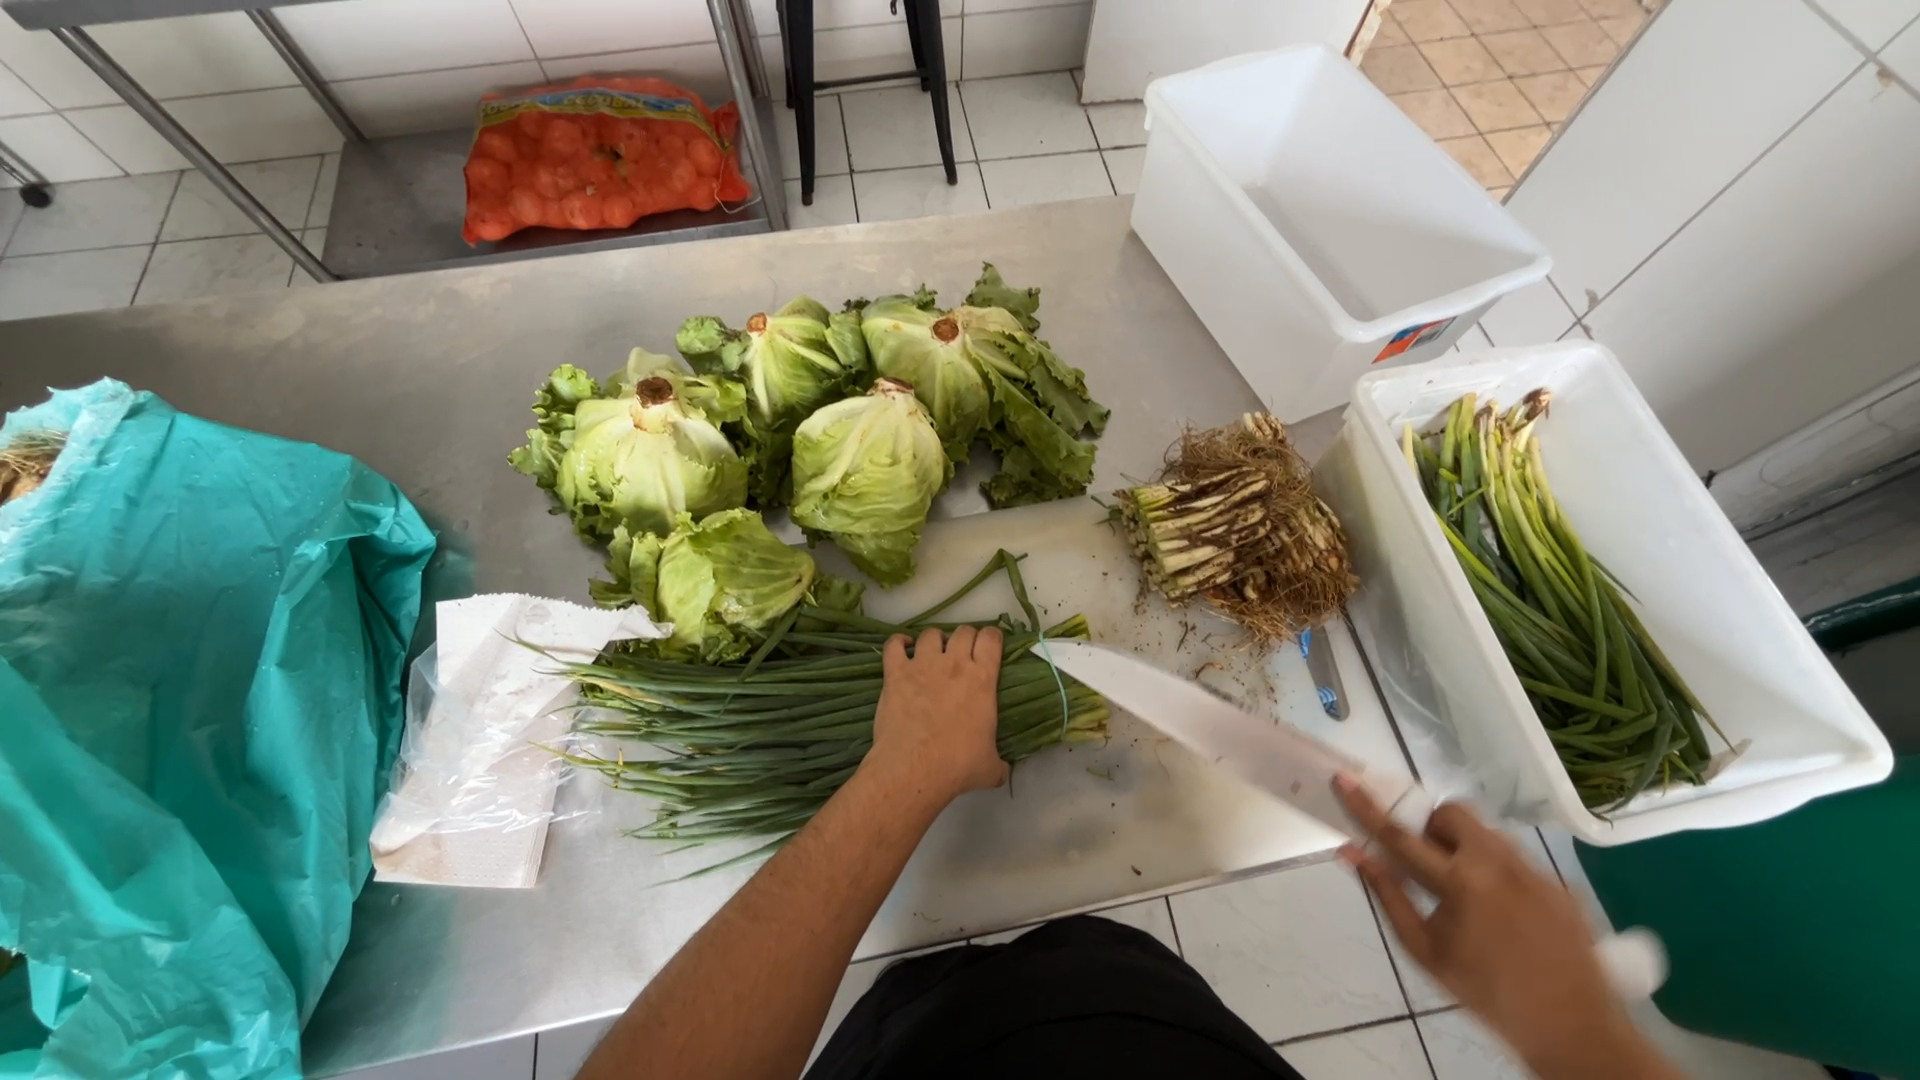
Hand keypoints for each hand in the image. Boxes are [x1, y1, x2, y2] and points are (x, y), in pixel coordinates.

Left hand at [864, 626, 1008, 810]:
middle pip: (963, 631)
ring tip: (933, 653)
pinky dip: (898, 643)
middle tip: (963, 653)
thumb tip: (1003, 771)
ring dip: (934, 640)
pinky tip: (901, 649)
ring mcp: (922, 665)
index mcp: (982, 680)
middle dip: (966, 637)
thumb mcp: (990, 767)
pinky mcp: (895, 673)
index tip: (990, 646)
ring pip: (930, 634)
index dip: (992, 637)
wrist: (914, 768)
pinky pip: (893, 645)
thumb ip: (999, 763)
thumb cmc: (958, 766)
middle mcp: (954, 664)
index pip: (991, 639)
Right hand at [1332, 776, 1676, 1079]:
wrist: (1574, 1030)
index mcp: (1460, 883)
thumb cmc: (1485, 991)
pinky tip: (1501, 910)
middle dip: (1431, 824)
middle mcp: (1499, 865)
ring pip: (1486, 832)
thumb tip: (1352, 853)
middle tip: (1425, 856)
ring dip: (1463, 845)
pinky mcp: (1559, 884)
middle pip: (1452, 813)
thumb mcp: (1424, 949)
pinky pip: (1515, 859)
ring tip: (1463, 888)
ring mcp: (1535, 872)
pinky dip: (1495, 869)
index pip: (1400, 835)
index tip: (1345, 779)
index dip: (1367, 806)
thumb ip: (1387, 894)